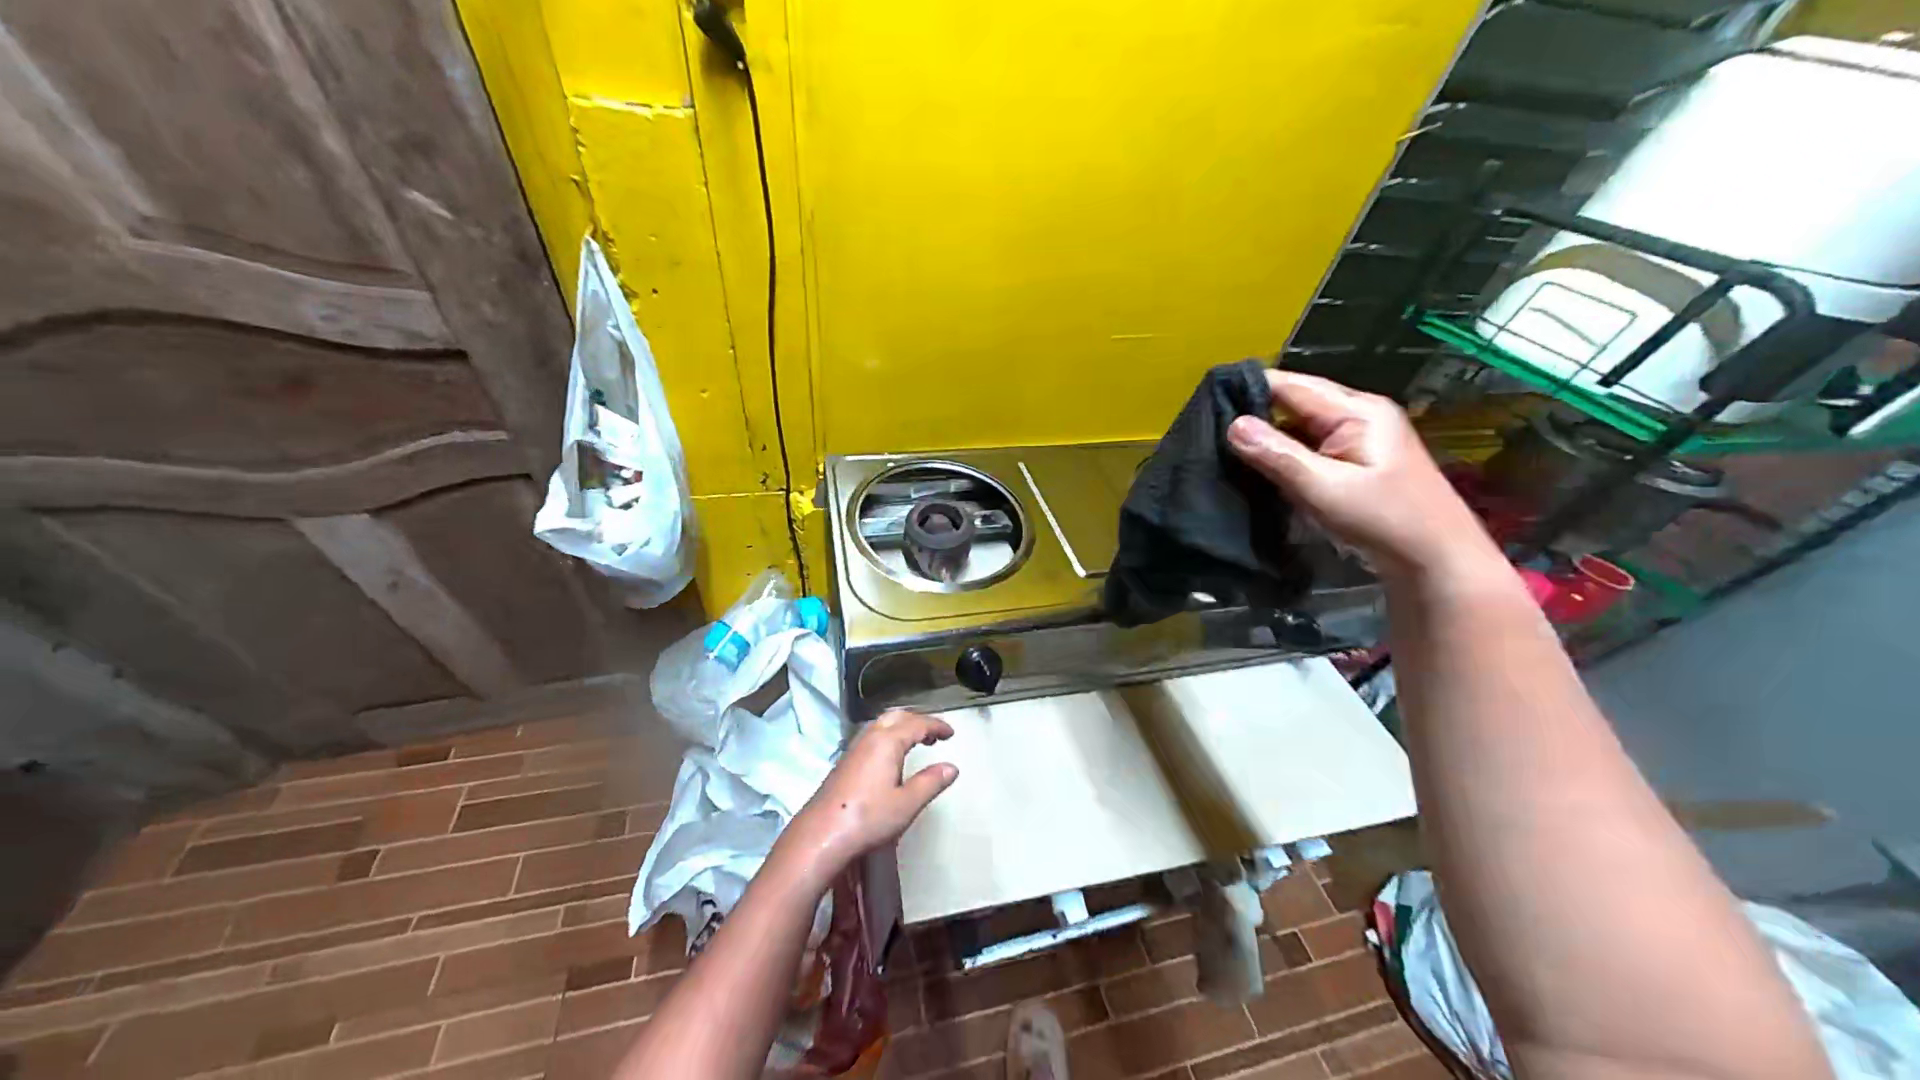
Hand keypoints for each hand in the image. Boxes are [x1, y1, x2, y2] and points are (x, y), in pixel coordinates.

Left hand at [772, 710, 958, 889]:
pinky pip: (872, 736)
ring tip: (917, 742)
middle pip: (897, 716)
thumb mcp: (907, 804)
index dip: (936, 726)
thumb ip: (931, 782)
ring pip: (881, 725)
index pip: (917, 724)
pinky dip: (889, 736)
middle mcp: (869, 738)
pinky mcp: (845, 762)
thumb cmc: (868, 818)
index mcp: (887, 742)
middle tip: (935, 734)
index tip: (951, 733)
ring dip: (902, 727)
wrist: (821, 834)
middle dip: (918, 720)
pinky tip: (891, 758)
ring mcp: (854, 749)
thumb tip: (951, 768)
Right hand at [1226, 370, 1502, 581]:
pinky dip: (1284, 457)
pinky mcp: (1353, 461)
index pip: (1290, 385)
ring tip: (1225, 452)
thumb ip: (1278, 455)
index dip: (1248, 390)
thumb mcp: (1325, 489)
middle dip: (1254, 416)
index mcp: (1356, 410)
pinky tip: (1259, 471)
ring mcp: (1357, 438)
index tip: (1206, 404)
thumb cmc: (1385, 521)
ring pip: (1298, 427)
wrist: (1436, 560)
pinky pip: (1308, 448)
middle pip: (1293, 402)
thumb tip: (1232, 424)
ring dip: (1267, 440)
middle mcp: (1357, 414)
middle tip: (1209, 433)